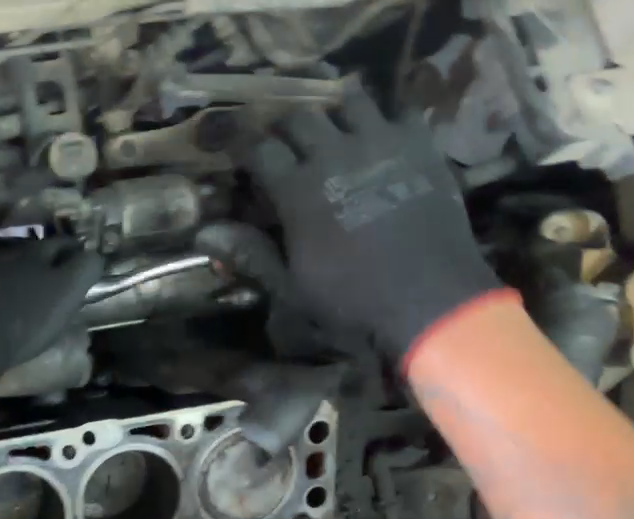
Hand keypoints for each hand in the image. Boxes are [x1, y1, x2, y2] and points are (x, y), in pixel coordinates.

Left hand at [0, 240, 103, 383]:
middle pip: (36, 253)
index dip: (78, 255)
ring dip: (24, 274)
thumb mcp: (66, 293)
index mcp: (37, 254)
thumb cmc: (26, 321)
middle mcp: (9, 255)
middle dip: (51, 261)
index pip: (65, 245)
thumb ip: (84, 270)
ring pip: (12, 267)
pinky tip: (3, 305)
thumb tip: (95, 256)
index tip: (84, 268)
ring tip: (32, 292)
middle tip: (60, 279)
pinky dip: (1, 290)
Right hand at [241, 84, 501, 361]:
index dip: (238, 140)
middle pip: (300, 116)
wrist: (428, 300)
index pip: (258, 147)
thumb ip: (251, 252)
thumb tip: (205, 232)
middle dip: (283, 126)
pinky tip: (379, 141)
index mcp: (298, 190)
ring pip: (351, 100)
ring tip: (331, 133)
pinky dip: (382, 120)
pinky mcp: (423, 147)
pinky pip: (399, 112)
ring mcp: (384, 143)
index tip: (225, 139)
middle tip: (280, 143)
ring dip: (334, 113)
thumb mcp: (290, 287)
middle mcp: (337, 153)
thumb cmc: (350, 302)